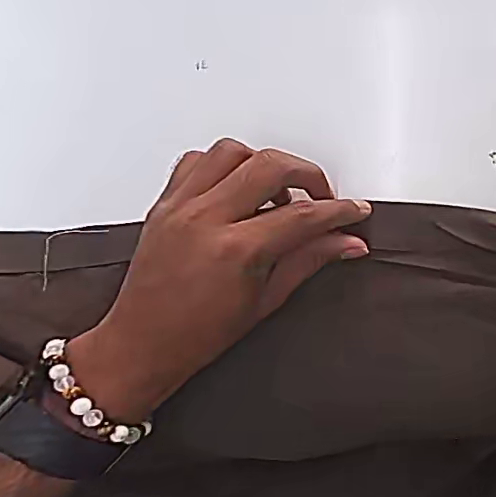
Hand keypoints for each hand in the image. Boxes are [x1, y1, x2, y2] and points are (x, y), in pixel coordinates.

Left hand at [63, 140, 370, 419]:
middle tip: (322, 196)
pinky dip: (223, 165)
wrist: (142, 344)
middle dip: (308, 174)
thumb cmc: (196, 335)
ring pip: (232, 151)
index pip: (302, 215)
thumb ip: (308, 261)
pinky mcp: (163, 204)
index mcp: (235, 251)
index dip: (338, 211)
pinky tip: (237, 186)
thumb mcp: (266, 301)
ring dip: (264, 164)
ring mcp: (180, 207)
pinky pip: (195, 161)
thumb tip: (344, 244)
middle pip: (270, 166)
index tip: (353, 211)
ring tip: (277, 192)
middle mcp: (204, 220)